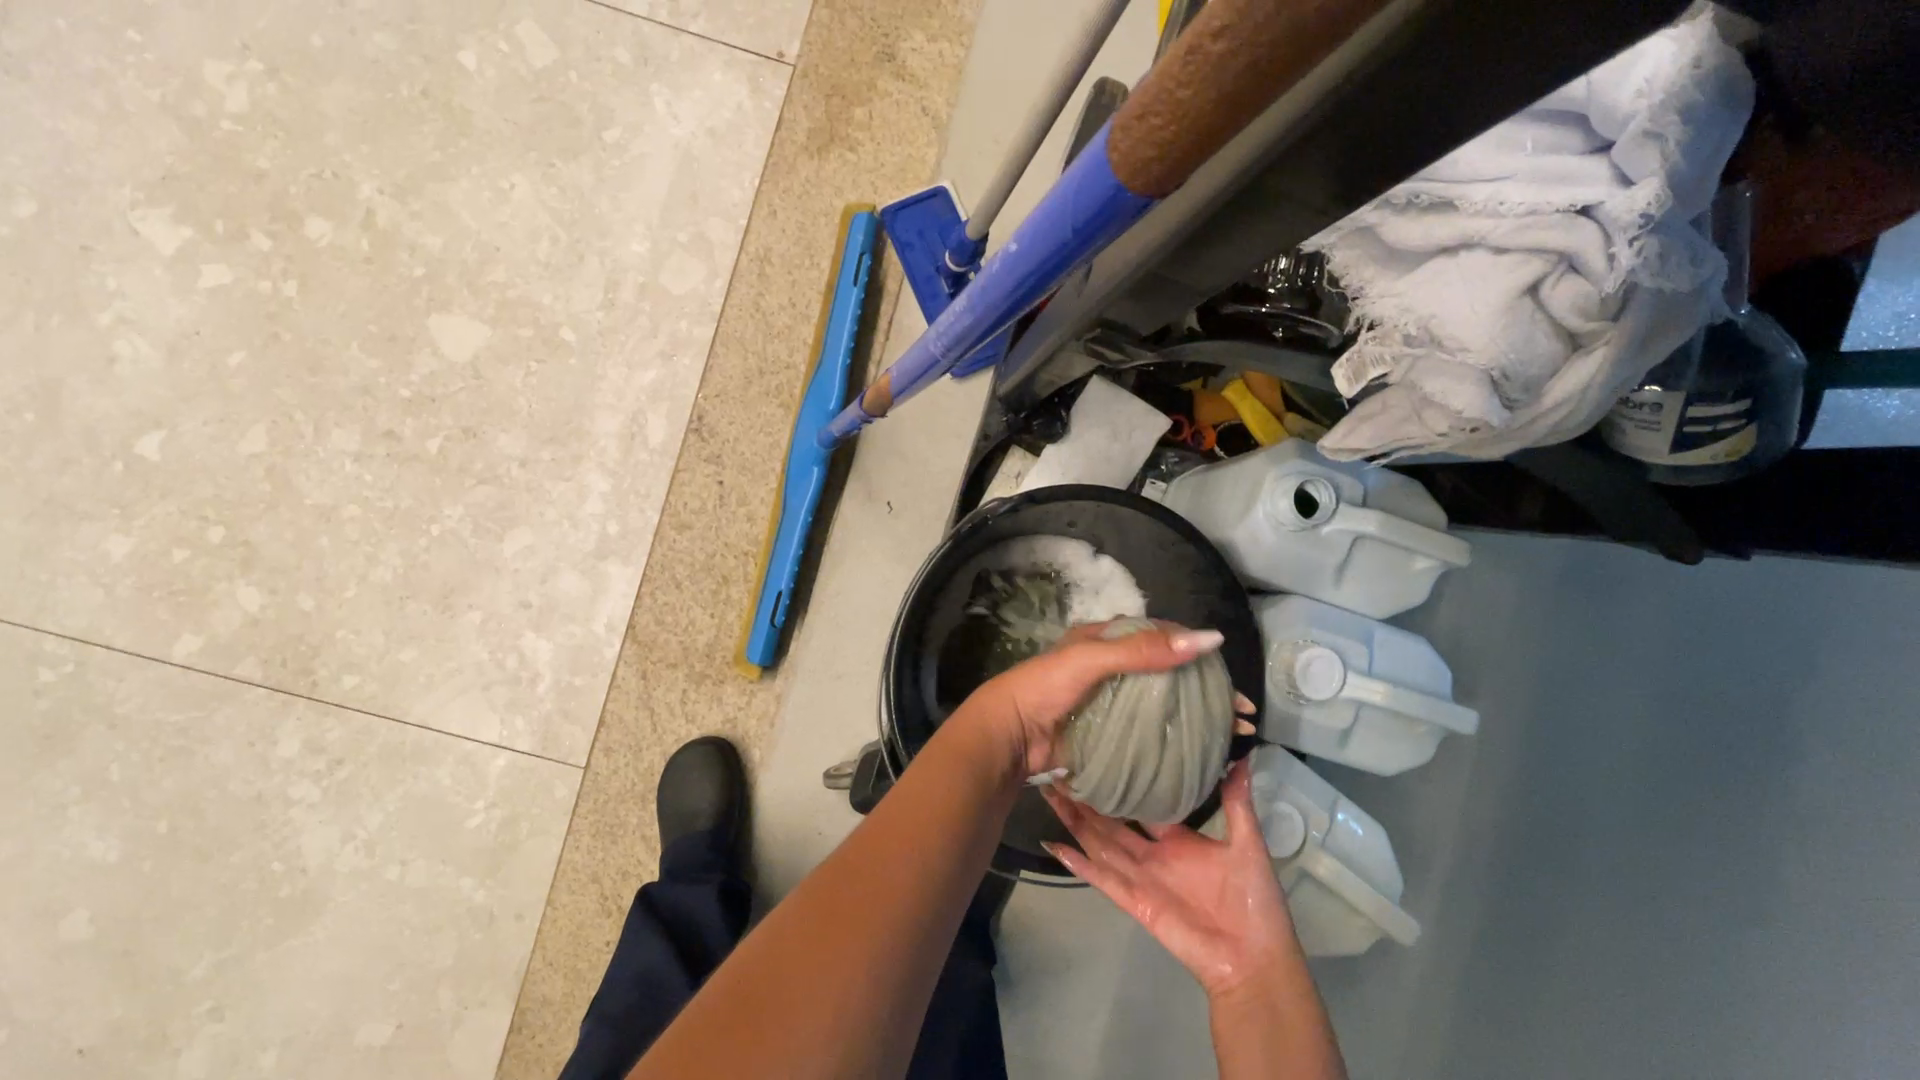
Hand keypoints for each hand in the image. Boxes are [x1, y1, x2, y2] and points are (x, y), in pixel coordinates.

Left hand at [956, 620, 1226, 779]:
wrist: (1009, 735)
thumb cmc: (1046, 687)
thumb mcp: (1093, 659)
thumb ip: (1145, 650)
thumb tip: (1209, 638)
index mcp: (1107, 640)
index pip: (1164, 639)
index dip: (1200, 653)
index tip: (1232, 677)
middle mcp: (1113, 669)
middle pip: (1170, 676)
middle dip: (1209, 692)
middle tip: (1244, 715)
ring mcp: (1112, 705)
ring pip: (1164, 706)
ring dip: (1199, 718)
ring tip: (1235, 737)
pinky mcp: (1108, 735)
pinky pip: (1150, 734)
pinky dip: (1177, 740)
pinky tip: (1202, 754)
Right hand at [1041, 758, 1295, 999]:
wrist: (1253, 959)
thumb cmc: (1254, 901)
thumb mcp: (1248, 843)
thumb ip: (1237, 801)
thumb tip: (1242, 752)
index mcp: (1178, 838)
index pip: (1143, 804)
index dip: (1123, 781)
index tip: (1104, 753)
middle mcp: (1153, 854)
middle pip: (1112, 820)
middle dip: (1087, 797)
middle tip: (1061, 767)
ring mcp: (1140, 877)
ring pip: (1099, 842)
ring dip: (1074, 819)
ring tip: (1048, 792)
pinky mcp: (1133, 900)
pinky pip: (1101, 878)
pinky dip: (1077, 862)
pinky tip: (1054, 844)